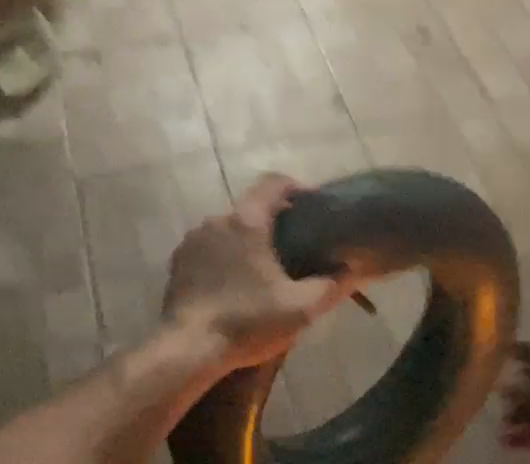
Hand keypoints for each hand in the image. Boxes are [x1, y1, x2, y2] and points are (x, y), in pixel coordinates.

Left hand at [160, 173, 352, 371]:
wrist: (189, 347)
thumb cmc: (248, 321)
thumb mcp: (300, 309)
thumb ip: (330, 285)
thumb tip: (350, 270)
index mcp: (246, 221)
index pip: (272, 183)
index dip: (295, 186)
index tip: (312, 204)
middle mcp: (216, 219)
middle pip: (250, 207)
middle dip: (273, 220)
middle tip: (296, 244)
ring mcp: (193, 237)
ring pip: (228, 227)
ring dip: (247, 239)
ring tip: (266, 267)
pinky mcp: (180, 258)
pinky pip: (209, 246)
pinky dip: (225, 254)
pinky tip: (235, 282)